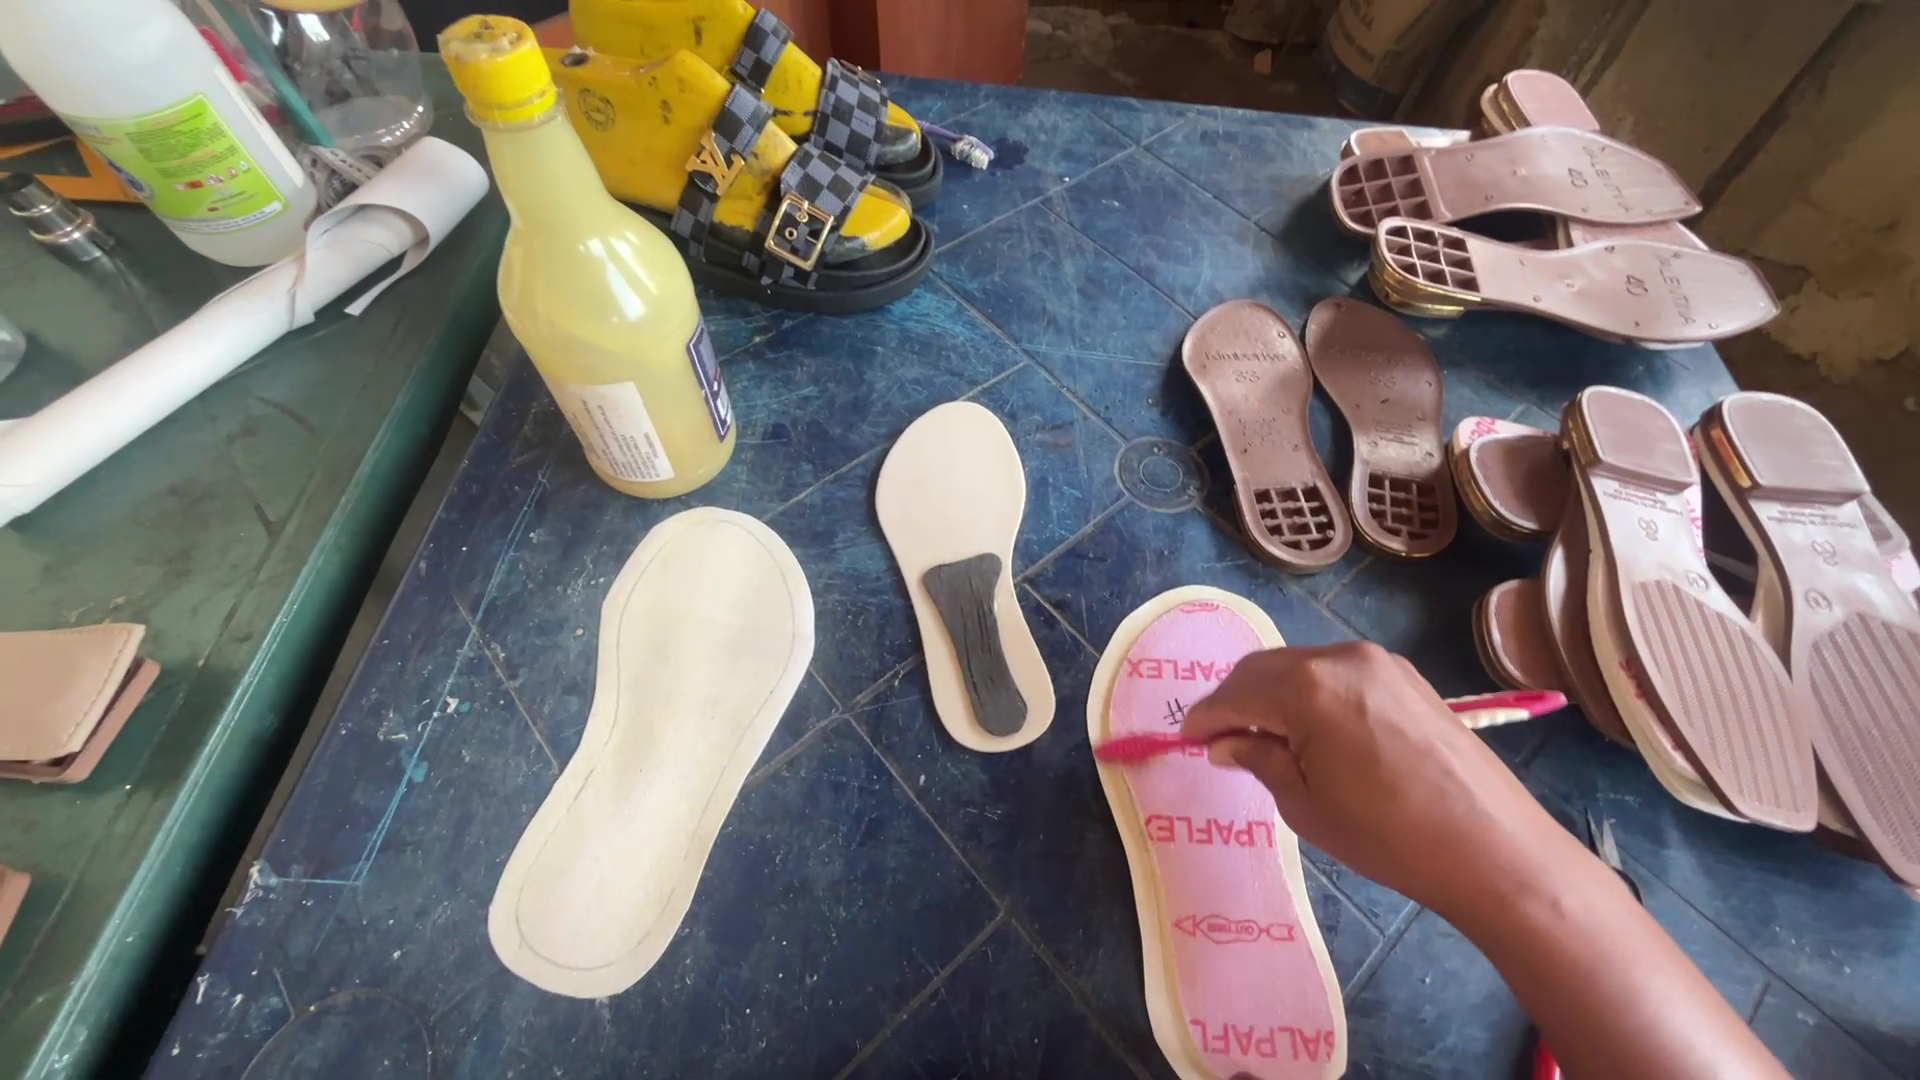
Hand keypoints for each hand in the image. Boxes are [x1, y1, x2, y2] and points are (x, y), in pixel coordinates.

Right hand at [1181, 642, 1576, 915]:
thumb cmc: (1386, 835)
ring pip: (1298, 665)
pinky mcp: (1404, 674)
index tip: (1188, 739)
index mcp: (1305, 687)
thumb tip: (1225, 743)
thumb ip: (1256, 759)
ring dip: (1271, 694)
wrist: (1495, 850)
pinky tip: (1313, 729)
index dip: (1205, 717)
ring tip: (1269, 738)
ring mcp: (1376, 661)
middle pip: (1261, 668)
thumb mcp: (1303, 804)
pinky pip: (1334, 672)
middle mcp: (1338, 657)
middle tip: (1224, 741)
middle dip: (1235, 701)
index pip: (1234, 693)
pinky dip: (1308, 692)